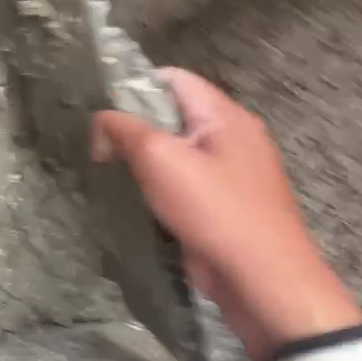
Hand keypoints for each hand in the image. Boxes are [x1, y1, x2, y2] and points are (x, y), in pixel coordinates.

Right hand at [93, 68, 361, 360]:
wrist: (265, 282)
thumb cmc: (216, 209)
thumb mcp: (158, 157)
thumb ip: (120, 127)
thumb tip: (101, 125)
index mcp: (226, 118)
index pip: (172, 78)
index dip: (132, 82)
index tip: (97, 104)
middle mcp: (233, 137)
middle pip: (169, 110)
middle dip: (129, 120)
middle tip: (97, 138)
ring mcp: (229, 170)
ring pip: (170, 144)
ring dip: (138, 151)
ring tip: (108, 162)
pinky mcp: (221, 199)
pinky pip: (178, 173)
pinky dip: (152, 175)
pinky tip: (132, 188)